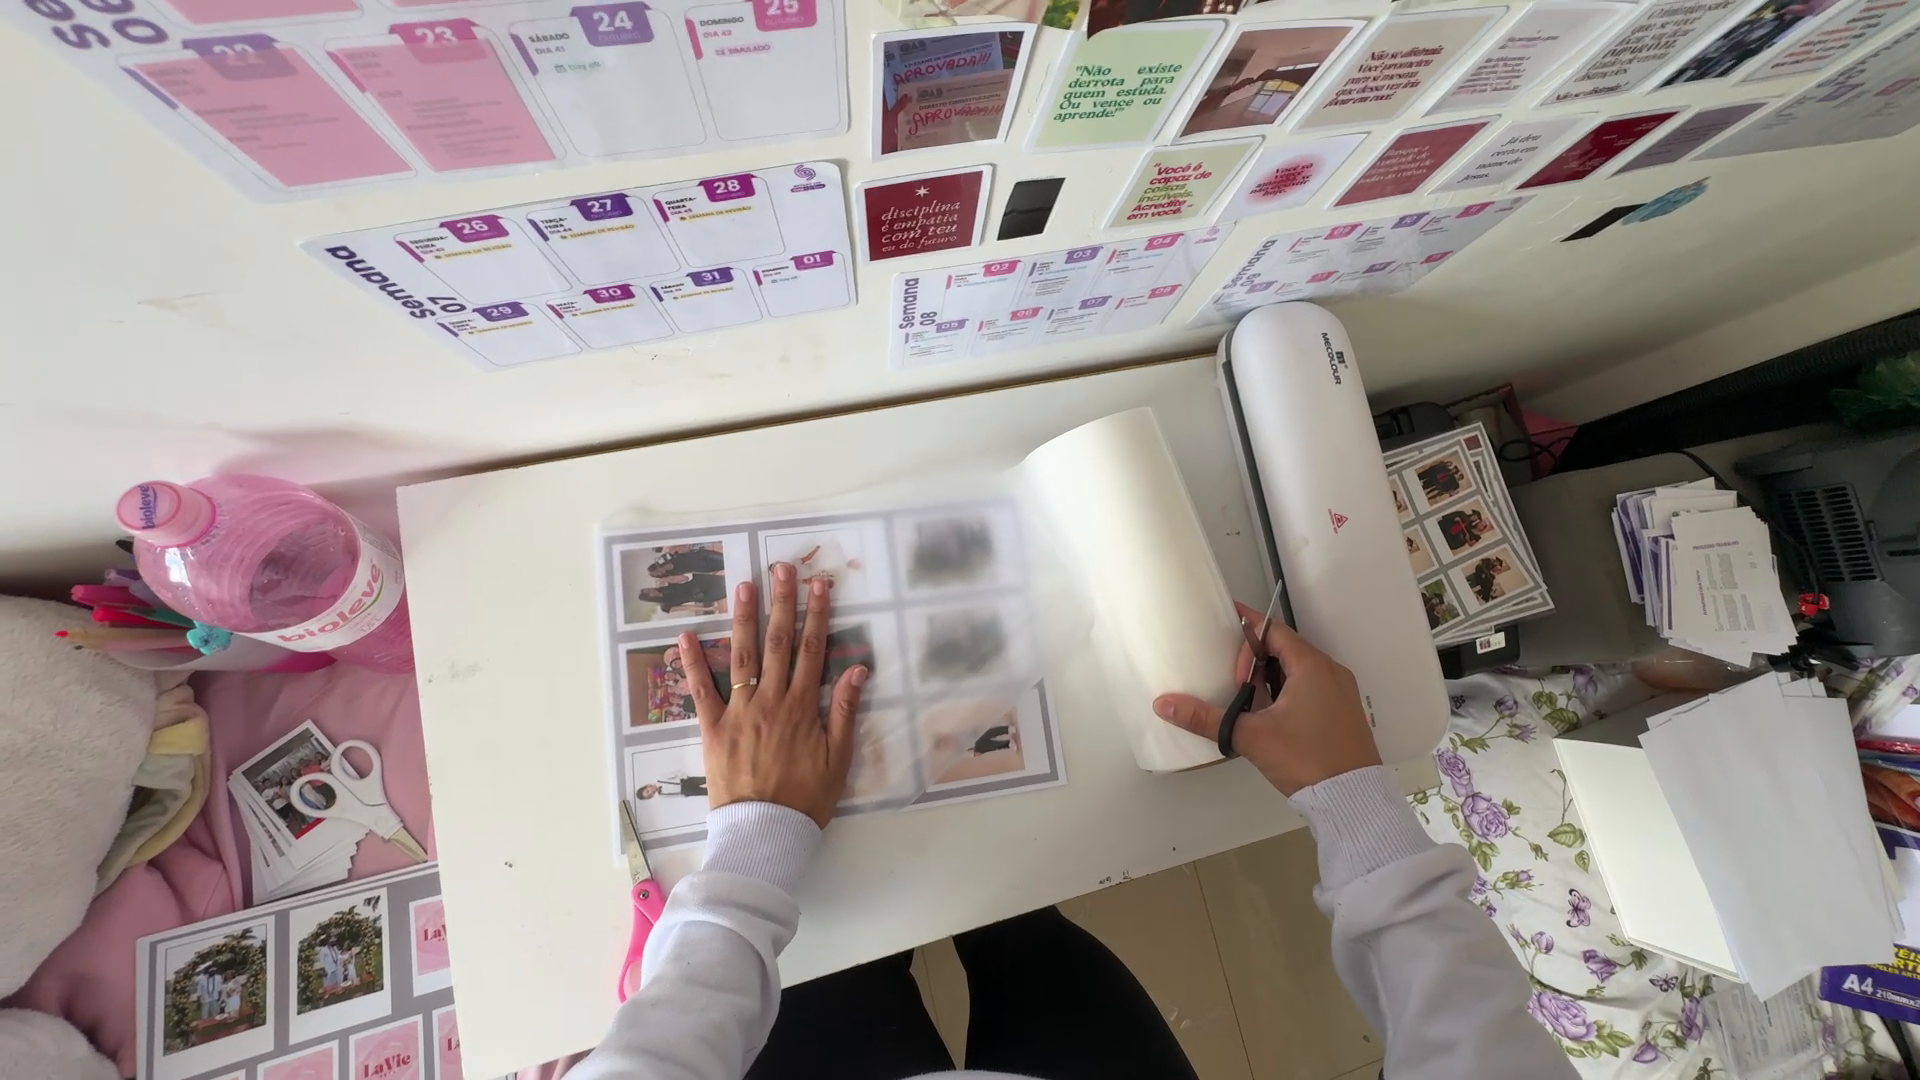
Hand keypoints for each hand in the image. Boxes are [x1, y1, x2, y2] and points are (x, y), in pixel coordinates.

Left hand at [676, 563, 867, 826]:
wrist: (765, 834)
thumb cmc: (807, 798)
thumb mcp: (839, 758)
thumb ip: (845, 711)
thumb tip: (859, 669)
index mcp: (802, 706)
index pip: (813, 650)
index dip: (818, 614)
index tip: (820, 584)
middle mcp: (770, 700)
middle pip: (779, 643)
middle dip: (782, 603)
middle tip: (782, 568)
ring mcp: (739, 712)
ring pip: (742, 657)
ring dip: (744, 619)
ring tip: (744, 585)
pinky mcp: (713, 728)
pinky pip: (701, 692)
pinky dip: (693, 663)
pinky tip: (686, 635)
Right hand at [1152, 602, 1379, 795]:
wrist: (1354, 802)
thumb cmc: (1305, 758)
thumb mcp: (1250, 736)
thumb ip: (1205, 718)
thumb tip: (1163, 704)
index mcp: (1311, 667)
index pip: (1274, 631)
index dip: (1246, 629)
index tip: (1221, 625)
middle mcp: (1330, 673)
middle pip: (1285, 648)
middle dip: (1253, 655)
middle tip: (1226, 669)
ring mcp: (1339, 694)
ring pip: (1297, 669)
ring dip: (1268, 674)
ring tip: (1240, 690)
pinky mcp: (1341, 714)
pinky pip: (1309, 687)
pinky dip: (1284, 689)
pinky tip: (1265, 710)